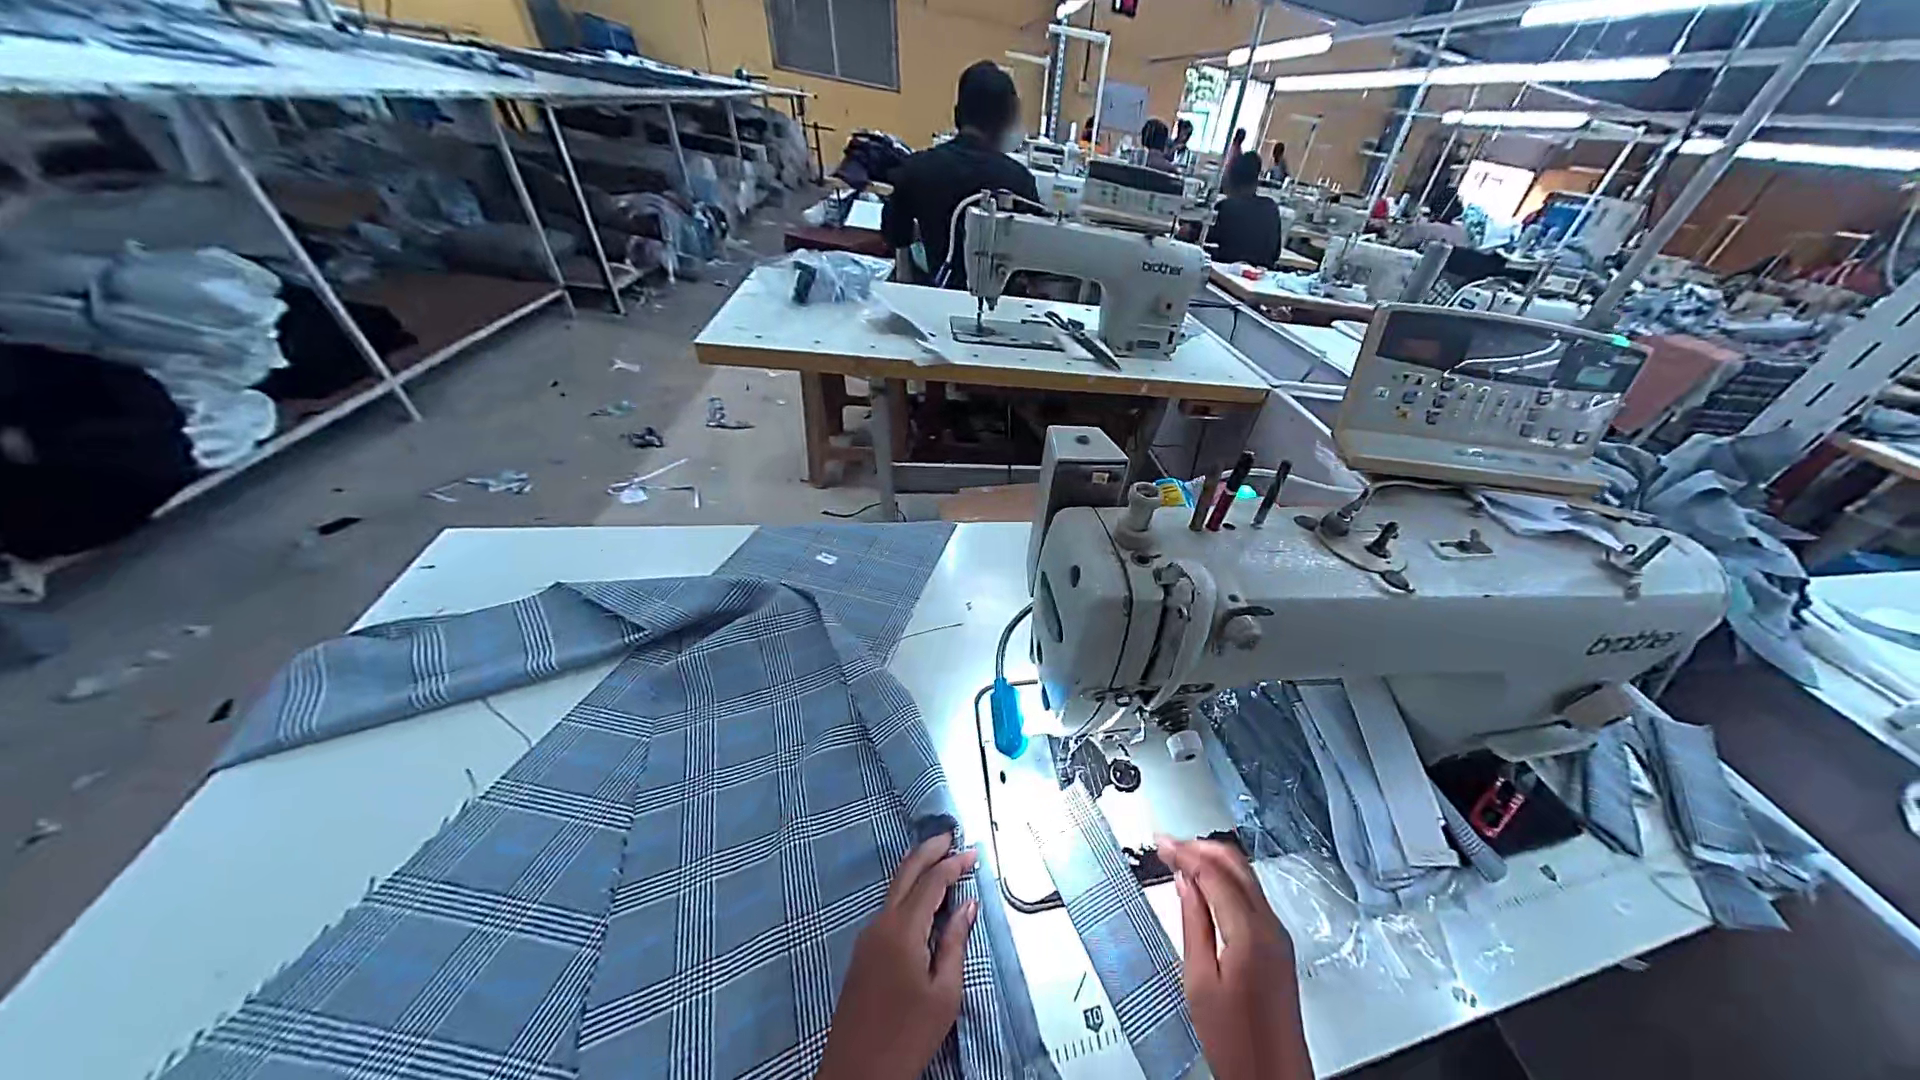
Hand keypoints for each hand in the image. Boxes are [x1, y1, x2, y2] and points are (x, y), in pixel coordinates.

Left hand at [816, 834, 978, 1079]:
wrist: (855, 1074)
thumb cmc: (907, 1037)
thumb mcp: (944, 994)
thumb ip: (955, 943)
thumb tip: (967, 905)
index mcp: (903, 929)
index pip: (932, 881)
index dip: (954, 863)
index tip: (974, 853)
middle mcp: (881, 923)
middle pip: (906, 872)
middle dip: (929, 850)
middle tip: (951, 836)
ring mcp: (868, 935)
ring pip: (895, 887)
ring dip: (917, 868)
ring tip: (941, 857)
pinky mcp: (863, 950)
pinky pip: (889, 906)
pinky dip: (908, 890)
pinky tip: (922, 896)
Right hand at [1158, 836, 1312, 1079]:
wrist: (1274, 1077)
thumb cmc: (1237, 1042)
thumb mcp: (1199, 980)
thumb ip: (1192, 923)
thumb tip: (1184, 884)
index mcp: (1249, 933)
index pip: (1213, 872)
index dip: (1184, 851)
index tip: (1161, 842)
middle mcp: (1270, 928)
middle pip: (1236, 864)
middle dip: (1200, 847)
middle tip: (1169, 845)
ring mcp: (1277, 936)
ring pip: (1245, 876)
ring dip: (1212, 861)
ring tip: (1181, 860)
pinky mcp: (1277, 945)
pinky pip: (1250, 895)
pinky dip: (1224, 880)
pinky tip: (1203, 886)